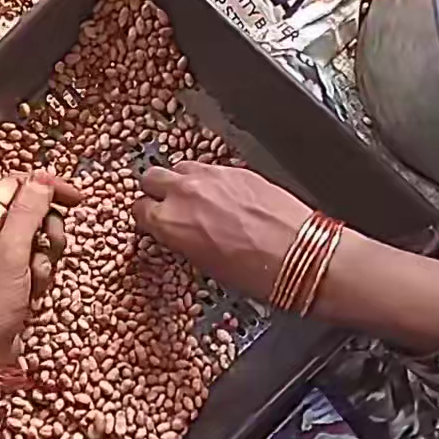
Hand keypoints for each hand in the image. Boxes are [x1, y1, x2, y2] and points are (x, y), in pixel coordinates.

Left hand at [0, 170, 81, 363]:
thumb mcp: (11, 252)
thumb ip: (29, 211)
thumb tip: (43, 177)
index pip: (18, 183)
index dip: (48, 188)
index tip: (76, 200)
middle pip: (33, 209)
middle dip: (49, 230)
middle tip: (48, 248)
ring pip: (40, 237)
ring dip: (46, 257)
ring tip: (34, 278)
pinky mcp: (9, 274)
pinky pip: (36, 261)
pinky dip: (40, 275)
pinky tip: (31, 293)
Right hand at [131, 163, 309, 301]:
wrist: (300, 255)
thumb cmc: (256, 272)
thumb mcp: (204, 264)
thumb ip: (181, 238)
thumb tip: (178, 230)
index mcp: (168, 222)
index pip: (139, 209)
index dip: (147, 216)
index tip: (153, 220)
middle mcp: (183, 193)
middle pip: (151, 177)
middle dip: (156, 190)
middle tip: (167, 203)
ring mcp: (210, 176)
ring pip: (180, 166)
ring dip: (182, 180)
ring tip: (196, 197)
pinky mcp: (235, 168)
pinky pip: (210, 167)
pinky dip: (210, 179)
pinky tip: (224, 196)